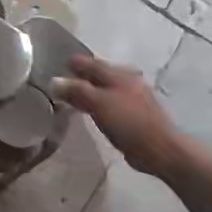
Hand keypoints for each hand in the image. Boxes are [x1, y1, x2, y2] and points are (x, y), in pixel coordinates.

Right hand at [54, 55, 185, 176]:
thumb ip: (77, 91)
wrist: (158, 148)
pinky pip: (111, 103)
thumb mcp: (98, 103)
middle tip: (65, 78)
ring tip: (75, 95)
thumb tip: (54, 81)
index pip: (93, 63)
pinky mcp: (135, 115)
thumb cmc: (128, 122)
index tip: (62, 63)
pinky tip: (93, 110)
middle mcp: (127, 81)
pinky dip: (99, 103)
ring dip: (91, 89)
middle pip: (101, 74)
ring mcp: (133, 98)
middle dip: (84, 75)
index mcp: (119, 75)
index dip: (77, 63)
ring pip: (107, 88)